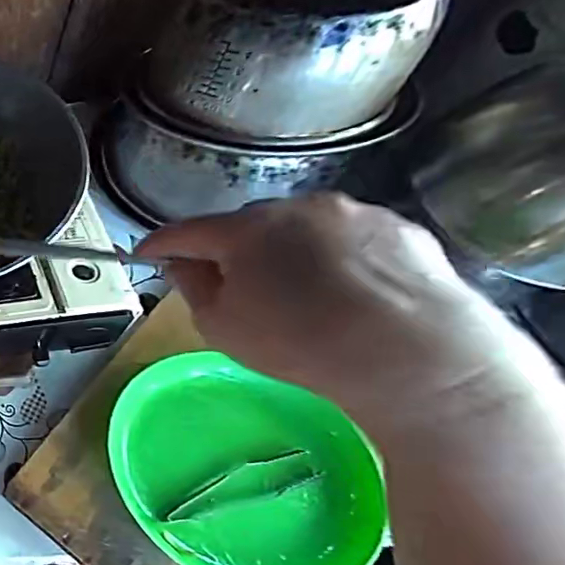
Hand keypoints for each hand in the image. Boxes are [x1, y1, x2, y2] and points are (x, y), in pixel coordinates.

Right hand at [135, 194, 531, 422]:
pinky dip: (335, 259)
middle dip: (234, 251)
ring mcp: (352, 212)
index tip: (146, 253)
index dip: (161, 244)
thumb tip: (184, 263)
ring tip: (302, 298)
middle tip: (238, 291)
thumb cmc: (301, 344)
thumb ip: (193, 287)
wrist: (418, 357)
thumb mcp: (222, 327)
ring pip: (299, 229)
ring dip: (287, 252)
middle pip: (246, 226)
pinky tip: (349, 296)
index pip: (186, 231)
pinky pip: (347, 239)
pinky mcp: (397, 228)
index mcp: (245, 229)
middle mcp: (296, 207)